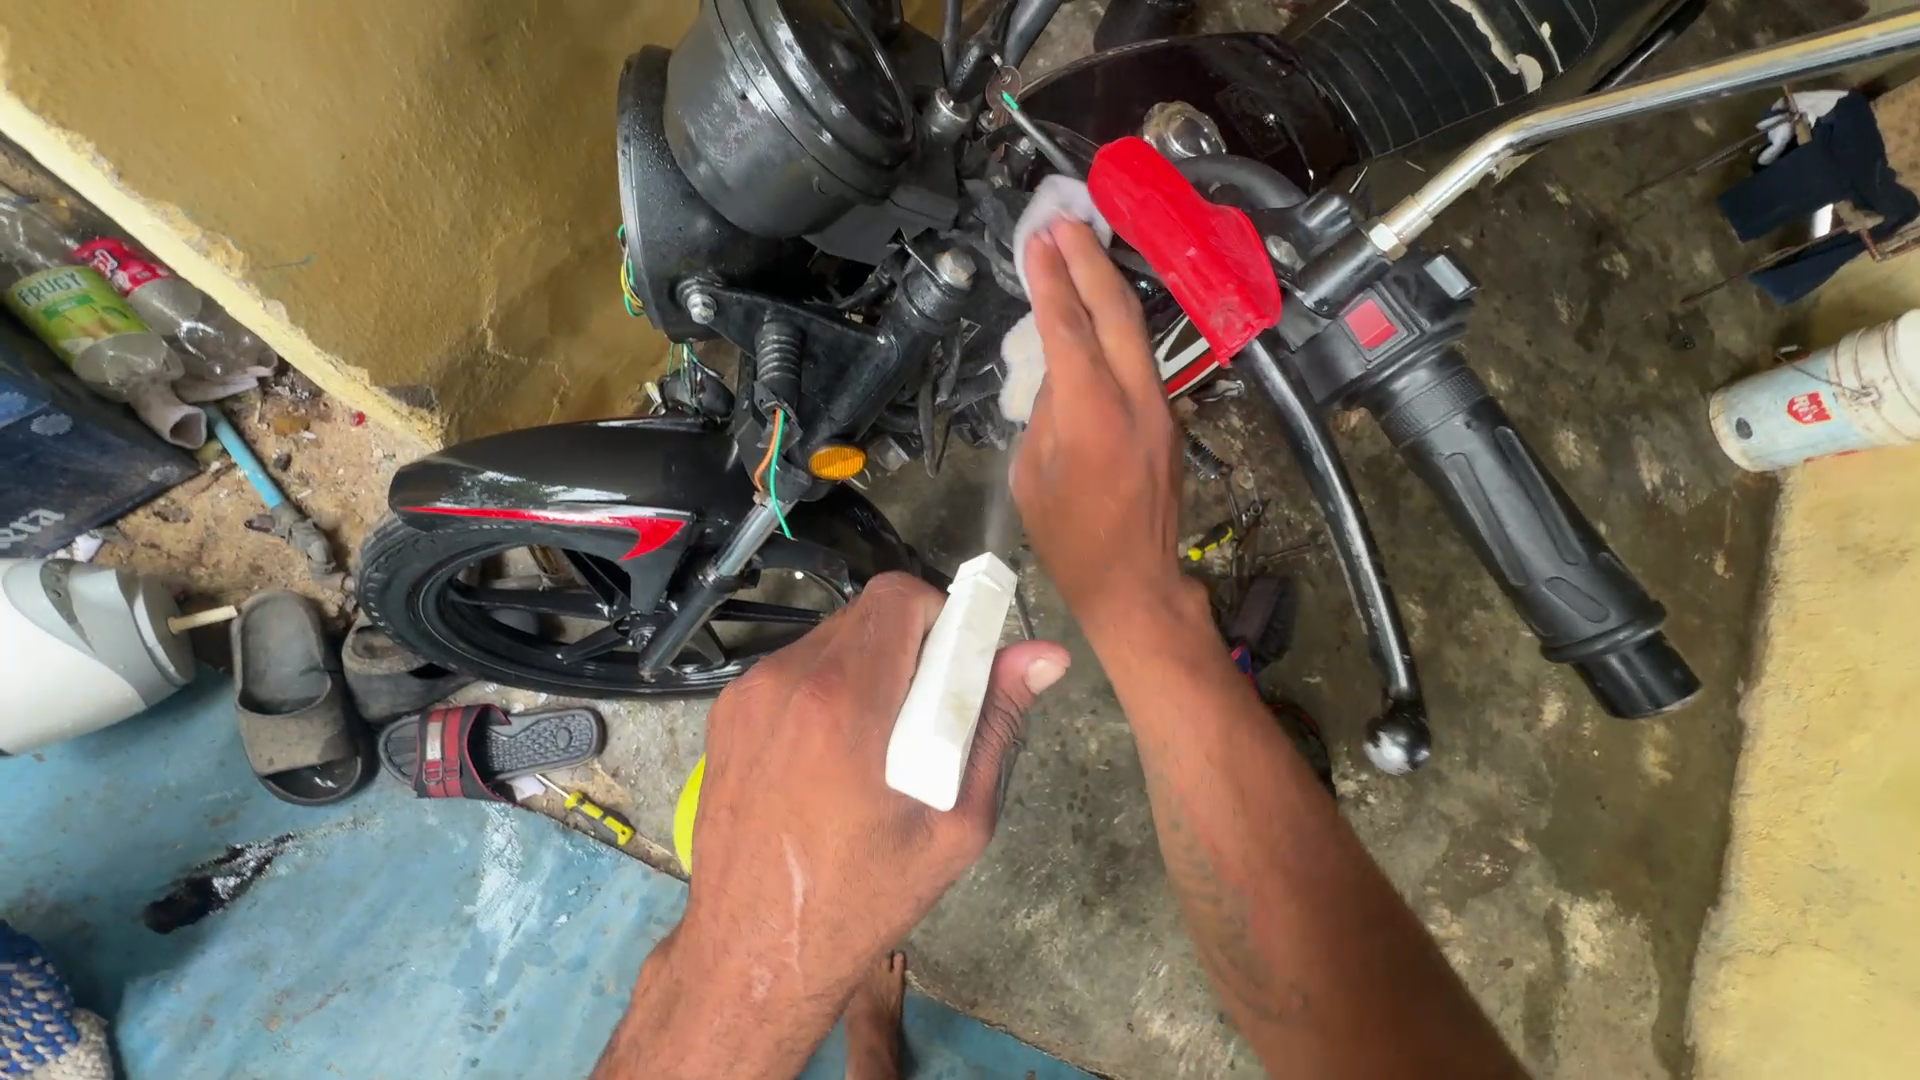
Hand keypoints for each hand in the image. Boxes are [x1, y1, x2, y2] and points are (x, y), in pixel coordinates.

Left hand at [679, 573, 1068, 1007]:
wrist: (749, 954)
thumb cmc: (862, 898)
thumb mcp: (955, 824)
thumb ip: (998, 725)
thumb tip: (1045, 656)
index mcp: (846, 700)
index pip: (899, 595)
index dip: (940, 615)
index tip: (953, 668)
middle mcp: (787, 679)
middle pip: (867, 614)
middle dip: (909, 645)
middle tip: (925, 716)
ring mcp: (748, 693)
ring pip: (831, 638)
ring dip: (869, 667)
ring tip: (879, 743)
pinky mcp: (727, 712)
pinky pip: (795, 668)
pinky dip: (828, 688)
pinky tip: (833, 754)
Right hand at [1012, 220, 1192, 634]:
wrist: (1134, 581)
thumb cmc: (1070, 540)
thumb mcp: (1031, 477)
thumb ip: (1043, 415)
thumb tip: (1055, 376)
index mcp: (1091, 416)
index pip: (1068, 329)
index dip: (1050, 281)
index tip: (1036, 241)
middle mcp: (1135, 401)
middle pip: (1115, 311)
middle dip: (1087, 260)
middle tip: (1062, 221)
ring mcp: (1162, 409)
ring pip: (1136, 332)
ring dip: (1108, 287)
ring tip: (1082, 251)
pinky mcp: (1172, 421)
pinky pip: (1141, 363)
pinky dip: (1118, 330)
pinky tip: (1098, 316)